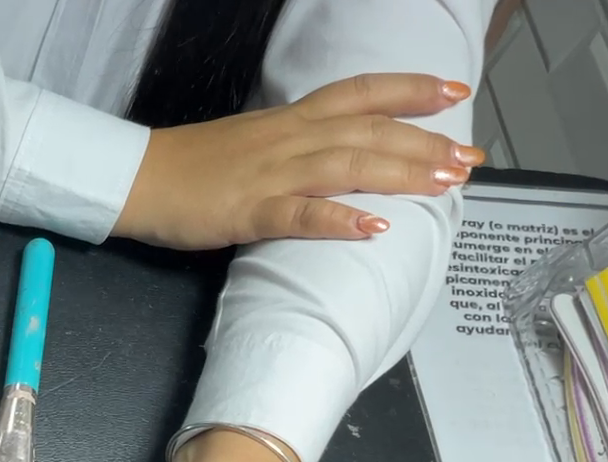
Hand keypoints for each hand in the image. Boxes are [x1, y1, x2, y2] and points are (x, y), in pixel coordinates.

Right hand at [115, 73, 478, 249]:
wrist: (139, 180)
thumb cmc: (187, 168)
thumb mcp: (246, 144)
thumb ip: (286, 148)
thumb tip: (317, 159)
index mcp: (286, 121)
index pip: (360, 94)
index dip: (410, 89)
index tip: (453, 93)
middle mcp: (287, 140)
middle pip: (369, 131)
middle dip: (425, 142)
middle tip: (469, 160)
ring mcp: (269, 175)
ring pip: (347, 164)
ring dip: (401, 172)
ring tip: (445, 185)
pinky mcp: (247, 210)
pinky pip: (300, 213)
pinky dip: (339, 218)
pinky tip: (373, 227)